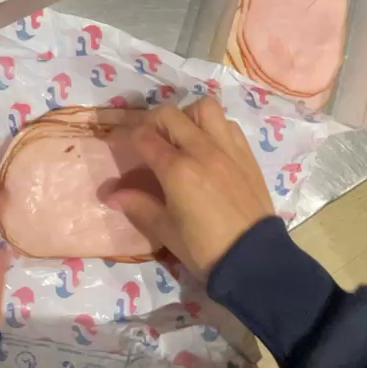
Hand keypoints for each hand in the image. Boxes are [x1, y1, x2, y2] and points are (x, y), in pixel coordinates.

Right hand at [104, 98, 274, 276]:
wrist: (255, 259)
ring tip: (182, 136)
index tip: (117, 142)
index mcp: (177, 170)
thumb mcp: (166, 231)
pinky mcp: (246, 153)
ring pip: (203, 108)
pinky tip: (208, 146)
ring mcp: (226, 148)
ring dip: (187, 116)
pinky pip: (227, 123)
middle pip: (169, 114)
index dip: (125, 136)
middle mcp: (201, 150)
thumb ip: (138, 205)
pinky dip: (213, 127)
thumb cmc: (205, 249)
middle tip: (146, 140)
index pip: (143, 137)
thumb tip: (111, 194)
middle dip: (151, 122)